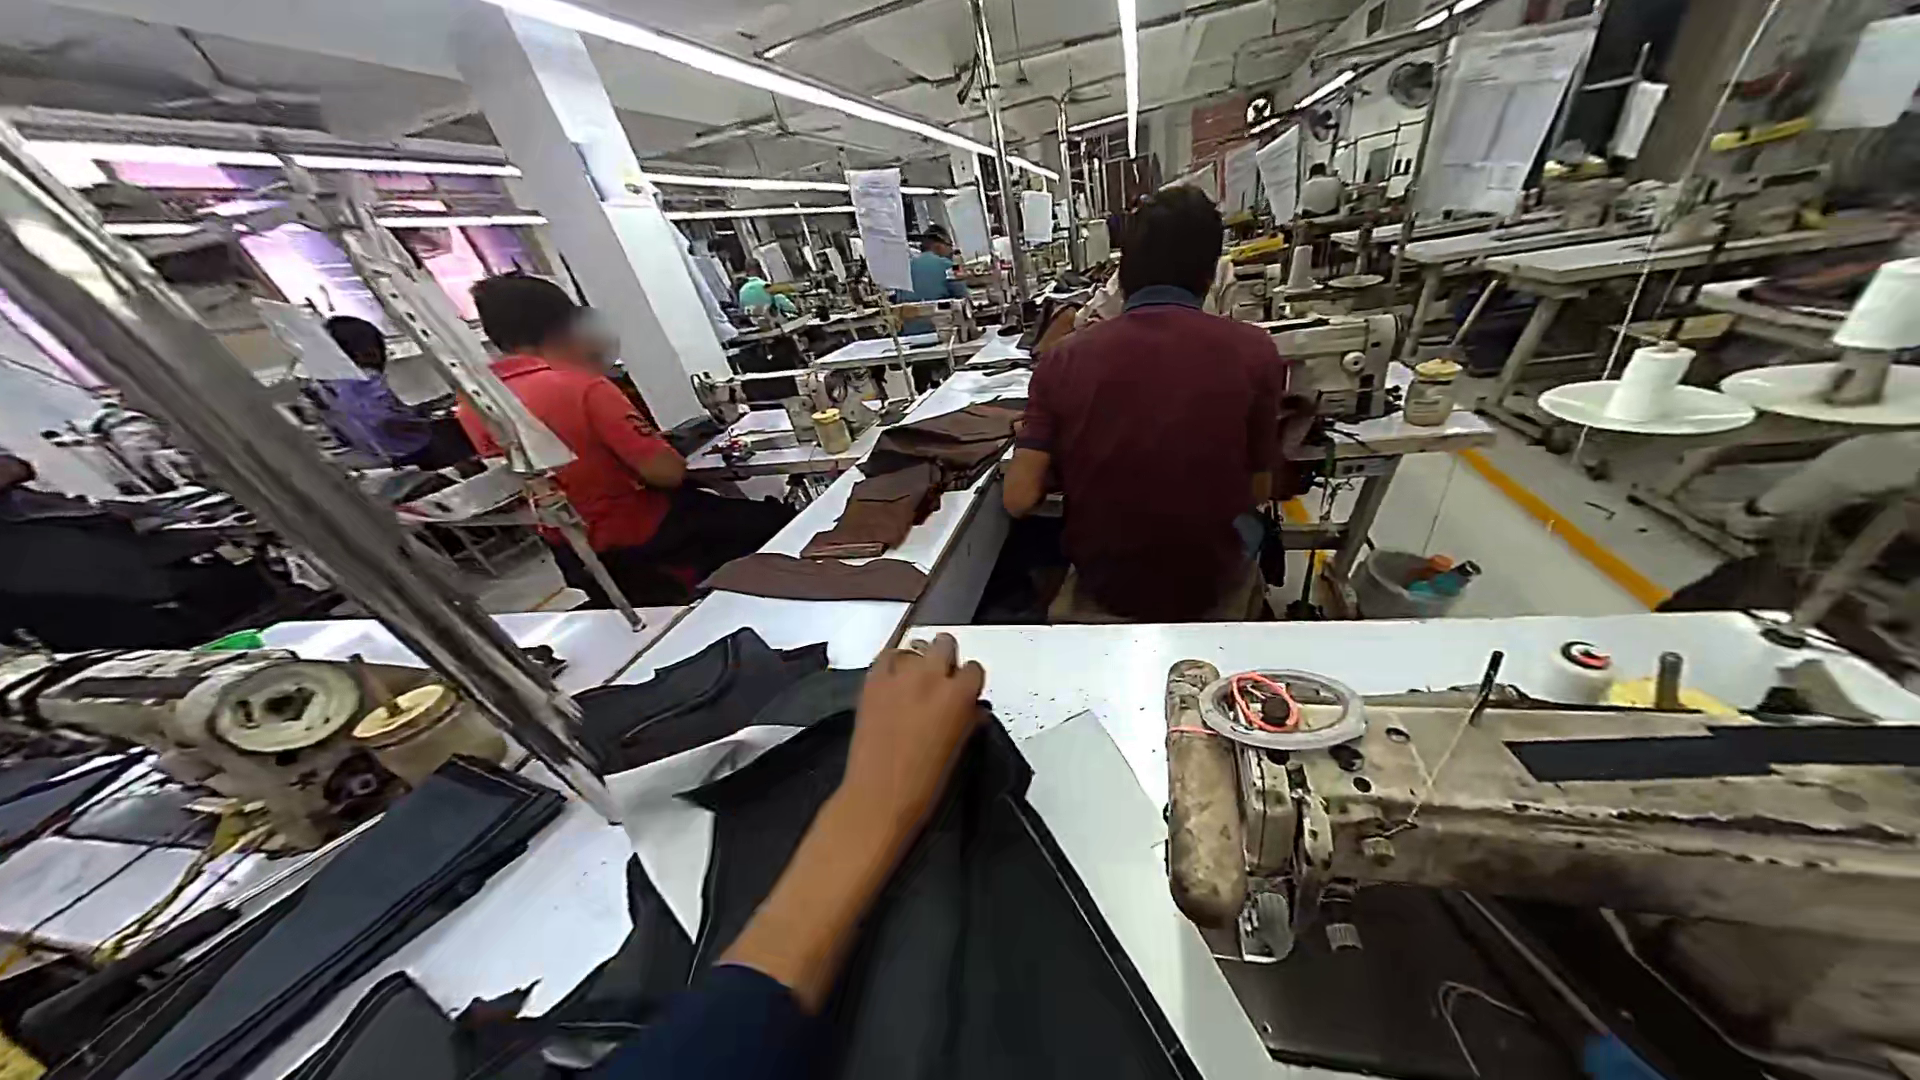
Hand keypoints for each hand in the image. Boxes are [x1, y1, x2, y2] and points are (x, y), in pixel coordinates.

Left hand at [837, 634, 985, 835]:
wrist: (879, 796)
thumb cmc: (925, 782)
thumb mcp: (960, 748)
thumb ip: (969, 719)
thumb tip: (972, 708)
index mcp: (959, 695)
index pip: (974, 668)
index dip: (968, 680)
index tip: (963, 689)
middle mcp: (931, 677)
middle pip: (945, 644)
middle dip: (946, 659)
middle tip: (940, 679)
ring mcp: (899, 675)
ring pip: (916, 647)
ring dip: (918, 661)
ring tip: (913, 679)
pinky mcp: (873, 680)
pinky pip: (886, 657)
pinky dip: (892, 664)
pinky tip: (893, 679)